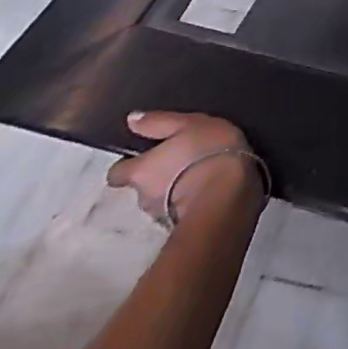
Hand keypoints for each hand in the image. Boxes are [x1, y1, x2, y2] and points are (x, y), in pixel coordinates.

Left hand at [106, 111, 263, 224]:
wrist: (231, 194)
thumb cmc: (206, 151)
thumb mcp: (187, 124)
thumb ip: (157, 122)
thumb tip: (131, 119)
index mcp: (140, 172)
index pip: (116, 174)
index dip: (127, 167)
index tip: (141, 159)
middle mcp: (144, 198)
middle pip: (140, 189)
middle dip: (155, 180)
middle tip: (177, 164)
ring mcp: (163, 218)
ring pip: (161, 203)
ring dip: (173, 193)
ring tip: (196, 178)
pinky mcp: (185, 228)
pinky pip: (181, 213)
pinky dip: (188, 204)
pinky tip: (207, 192)